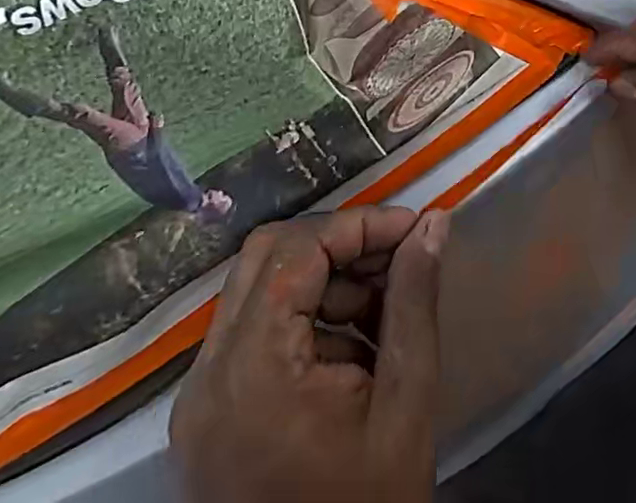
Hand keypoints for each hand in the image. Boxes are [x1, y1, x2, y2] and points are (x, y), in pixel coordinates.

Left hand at [170, 206, 447, 502]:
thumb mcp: (406, 405)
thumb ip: (415, 303)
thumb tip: (434, 224)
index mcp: (253, 371)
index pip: (296, 252)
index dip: (358, 225)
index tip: (413, 228)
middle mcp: (209, 372)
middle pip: (267, 257)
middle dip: (338, 245)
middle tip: (397, 257)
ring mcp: (200, 393)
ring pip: (258, 289)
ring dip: (323, 280)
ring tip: (384, 306)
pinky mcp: (208, 410)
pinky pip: (253, 331)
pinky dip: (304, 318)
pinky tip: (354, 346)